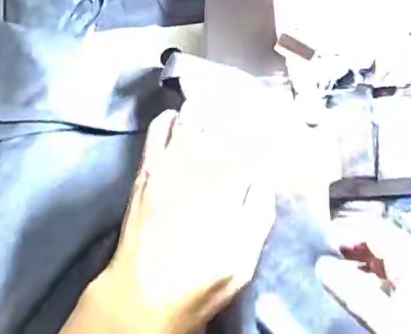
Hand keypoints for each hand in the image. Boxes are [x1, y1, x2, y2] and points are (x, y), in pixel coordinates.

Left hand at [67, 106, 276, 333]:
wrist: (141, 299)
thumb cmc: (199, 282)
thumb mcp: (245, 258)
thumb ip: (261, 209)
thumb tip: (264, 174)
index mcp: (232, 175)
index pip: (257, 137)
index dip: (265, 134)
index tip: (269, 137)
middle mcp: (203, 155)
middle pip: (227, 116)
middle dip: (240, 117)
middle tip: (246, 123)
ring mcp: (172, 156)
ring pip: (196, 112)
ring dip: (209, 113)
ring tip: (216, 118)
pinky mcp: (148, 163)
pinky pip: (160, 124)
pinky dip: (173, 118)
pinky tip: (181, 125)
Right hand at [318, 218, 410, 333]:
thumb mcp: (384, 317)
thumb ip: (353, 291)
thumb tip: (322, 267)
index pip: (372, 228)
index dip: (344, 233)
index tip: (319, 245)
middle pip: (381, 241)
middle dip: (353, 249)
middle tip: (325, 261)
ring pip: (389, 260)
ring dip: (364, 266)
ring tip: (338, 279)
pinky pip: (399, 277)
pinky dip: (378, 281)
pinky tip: (366, 296)